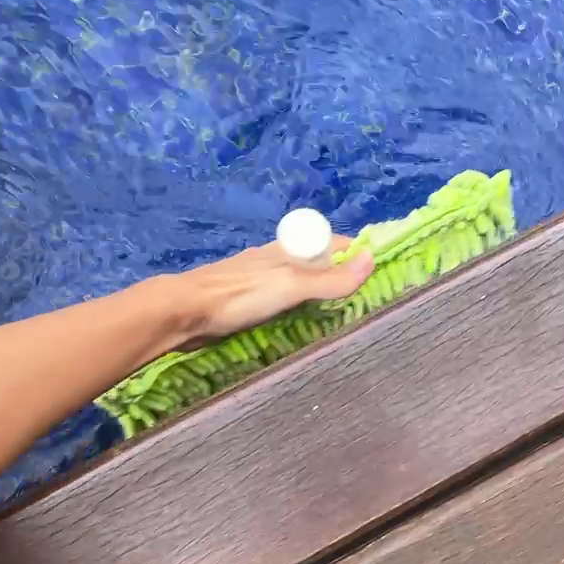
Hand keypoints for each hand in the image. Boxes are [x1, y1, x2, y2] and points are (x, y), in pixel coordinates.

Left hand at [166, 235, 374, 346]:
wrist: (185, 313)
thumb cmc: (240, 296)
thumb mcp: (292, 286)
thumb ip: (331, 279)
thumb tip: (372, 260)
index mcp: (288, 249)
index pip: (332, 242)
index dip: (355, 252)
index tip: (378, 270)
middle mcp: (275, 259)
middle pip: (317, 260)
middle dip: (339, 272)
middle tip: (362, 298)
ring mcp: (260, 280)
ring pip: (299, 279)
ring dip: (318, 291)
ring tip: (338, 314)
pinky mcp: (247, 301)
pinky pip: (283, 299)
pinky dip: (298, 307)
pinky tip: (300, 322)